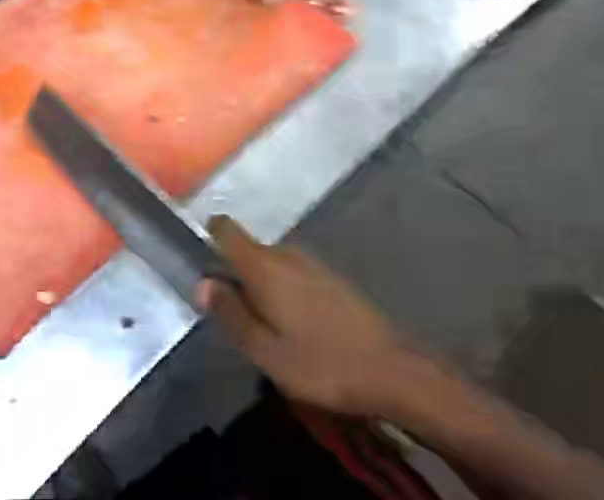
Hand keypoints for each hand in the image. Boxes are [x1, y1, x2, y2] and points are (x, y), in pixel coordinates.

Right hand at [198, 215, 438, 418]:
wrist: (400, 374)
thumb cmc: (324, 363)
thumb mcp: (266, 351)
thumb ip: (230, 314)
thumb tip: (203, 284)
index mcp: (262, 264)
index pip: (224, 228)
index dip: (207, 238)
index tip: (203, 265)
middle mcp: (286, 253)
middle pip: (248, 251)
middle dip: (239, 276)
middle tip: (240, 317)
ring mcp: (314, 264)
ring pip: (273, 266)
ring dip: (266, 288)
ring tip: (272, 328)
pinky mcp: (335, 280)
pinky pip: (296, 276)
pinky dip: (289, 294)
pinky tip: (302, 329)